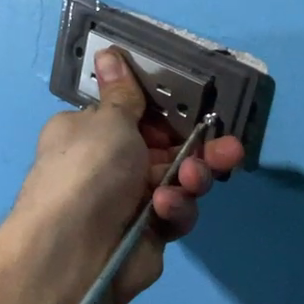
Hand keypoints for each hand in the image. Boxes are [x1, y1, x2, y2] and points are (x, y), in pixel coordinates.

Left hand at [11, 48, 244, 303]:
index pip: (136, 115)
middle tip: (228, 148)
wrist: (75, 251)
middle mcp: (109, 164)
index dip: (167, 113)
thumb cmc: (89, 170)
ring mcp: (130, 200)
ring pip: (179, 180)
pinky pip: (176, 212)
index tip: (194, 109)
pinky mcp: (148, 233)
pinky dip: (176, 209)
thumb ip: (123, 93)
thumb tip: (108, 52)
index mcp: (91, 131)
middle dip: (198, 148)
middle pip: (166, 148)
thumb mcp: (108, 120)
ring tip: (190, 179)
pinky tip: (166, 208)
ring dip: (191, 177)